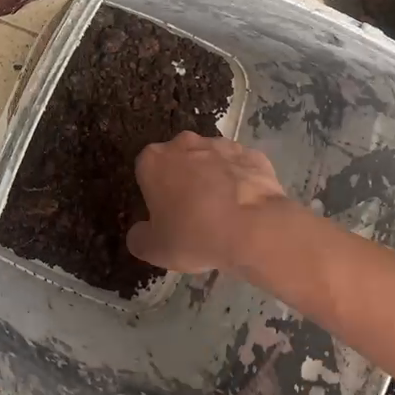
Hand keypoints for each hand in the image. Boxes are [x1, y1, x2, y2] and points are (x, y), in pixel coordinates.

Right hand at [127, 131, 288, 272]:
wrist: (255, 230)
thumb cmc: (195, 236)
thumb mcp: (155, 250)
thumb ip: (139, 238)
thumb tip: (139, 232)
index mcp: (153, 160)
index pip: (146, 171)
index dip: (154, 193)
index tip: (165, 214)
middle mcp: (184, 143)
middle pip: (177, 160)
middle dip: (183, 180)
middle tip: (193, 213)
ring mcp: (220, 145)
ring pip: (210, 161)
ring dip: (212, 179)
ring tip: (224, 213)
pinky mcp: (251, 154)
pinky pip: (240, 167)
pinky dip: (240, 182)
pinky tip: (247, 207)